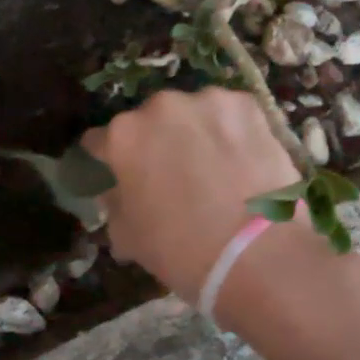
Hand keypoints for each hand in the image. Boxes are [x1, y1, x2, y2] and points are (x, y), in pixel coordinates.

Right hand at [81, 88, 302, 301]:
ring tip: (213, 166)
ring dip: (194, 132)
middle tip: (172, 174)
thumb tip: (116, 193)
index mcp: (123, 136)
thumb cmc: (184, 252)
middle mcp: (159, 107)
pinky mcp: (247, 106)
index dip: (107, 159)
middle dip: (155, 142)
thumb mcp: (129, 237)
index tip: (117, 175)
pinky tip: (242, 160)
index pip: (99, 140)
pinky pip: (229, 115)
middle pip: (148, 121)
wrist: (261, 258)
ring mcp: (206, 102)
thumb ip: (114, 204)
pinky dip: (231, 132)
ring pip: (190, 114)